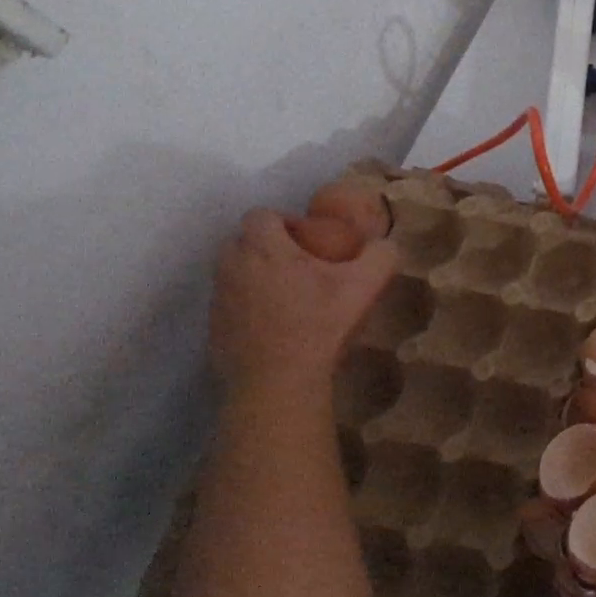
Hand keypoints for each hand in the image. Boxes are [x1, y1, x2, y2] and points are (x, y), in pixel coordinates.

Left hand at [210, 208, 398, 401]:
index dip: (286, 220)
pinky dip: (248, 302)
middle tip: (300, 263)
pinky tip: (276, 322)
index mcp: (265, 250)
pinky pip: (229, 301)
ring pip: (232, 270)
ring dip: (256, 272)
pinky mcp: (212, 327)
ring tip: (289, 292)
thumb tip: (383, 244)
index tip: (310, 239)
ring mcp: (218, 298)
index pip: (261, 215)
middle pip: (241, 240)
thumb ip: (381, 255)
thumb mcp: (366, 285)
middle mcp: (232, 267)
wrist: (278, 381)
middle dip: (267, 244)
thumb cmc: (321, 325)